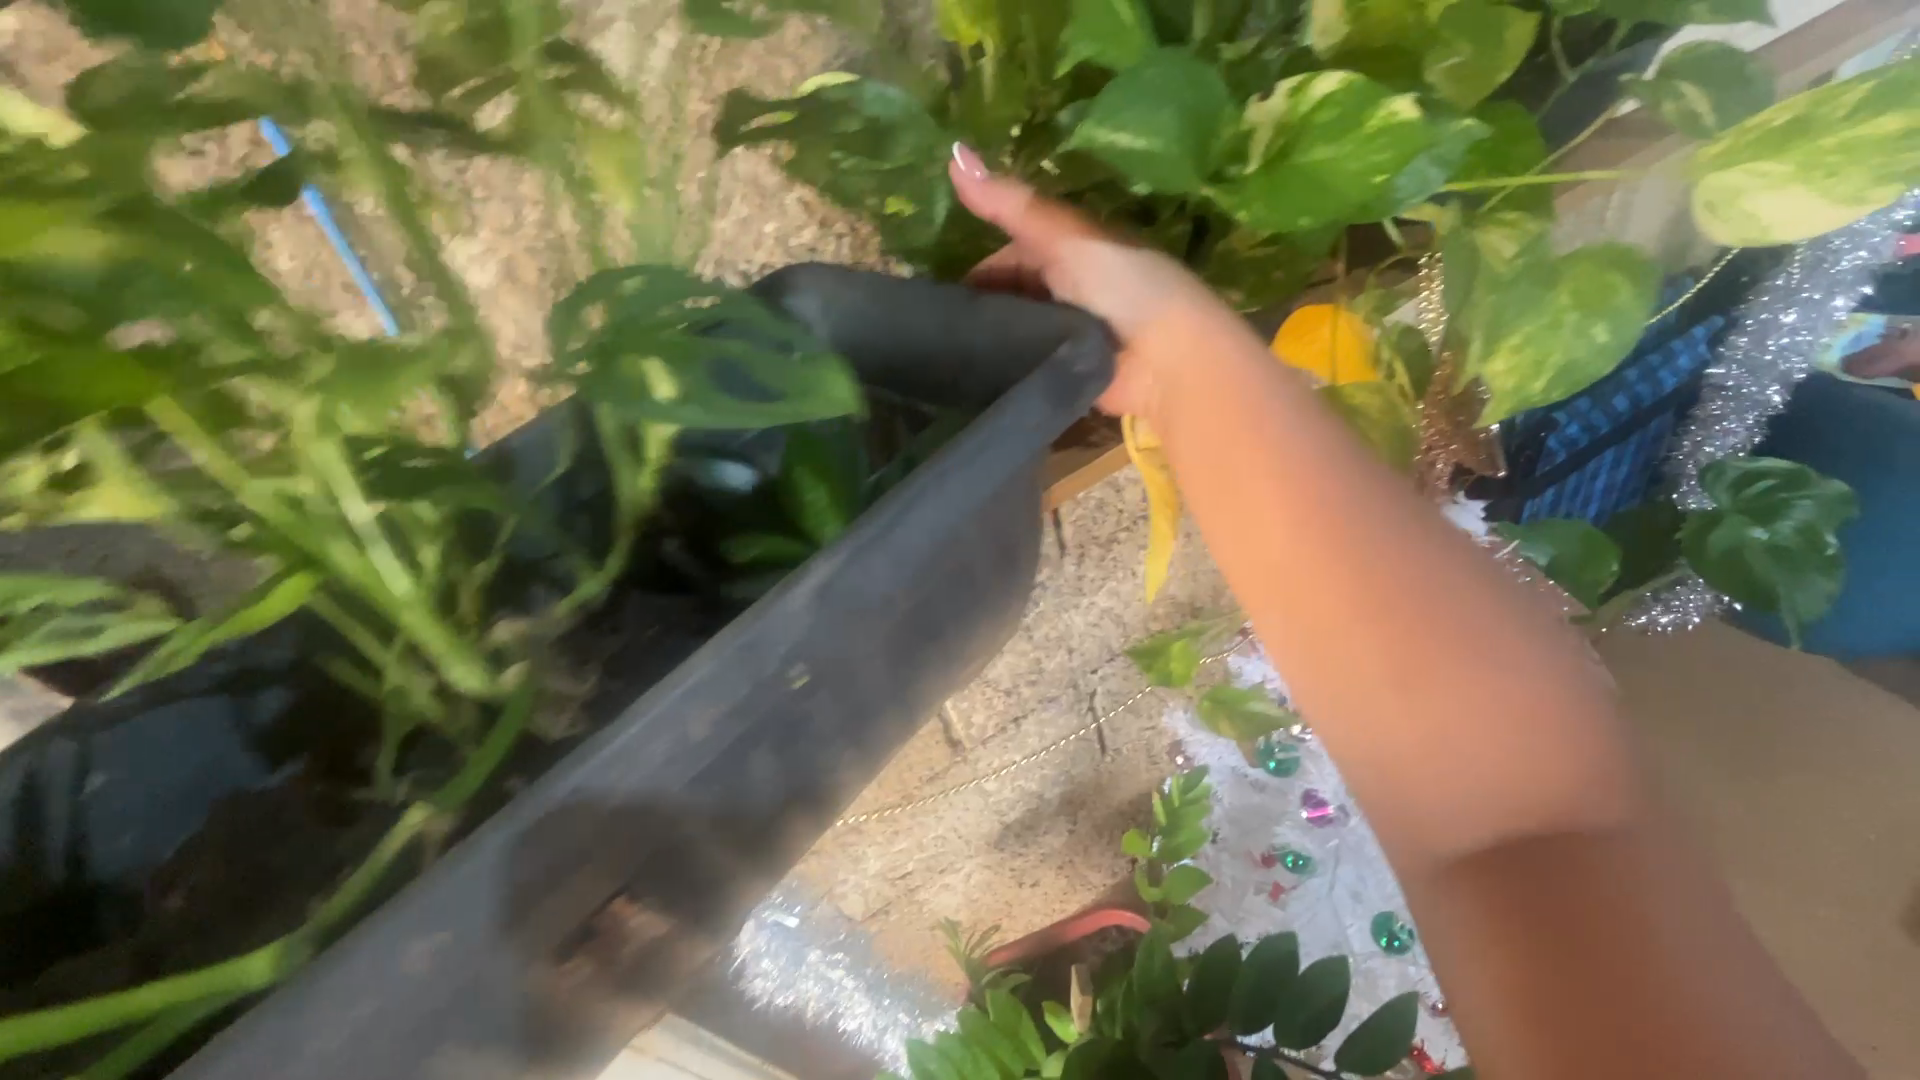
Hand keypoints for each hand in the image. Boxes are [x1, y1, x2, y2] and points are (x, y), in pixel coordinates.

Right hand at [948, 144, 1248, 419]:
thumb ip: (1010, 205)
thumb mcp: (1065, 236)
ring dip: (990, 343)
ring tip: (947, 360)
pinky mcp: (1068, 374)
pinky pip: (1027, 369)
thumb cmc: (1122, 284)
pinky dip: (1006, 371)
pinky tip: (973, 380)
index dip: (978, 272)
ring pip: (1015, 335)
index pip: (1010, 255)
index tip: (941, 296)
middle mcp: (1067, 291)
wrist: (1167, 358)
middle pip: (1010, 297)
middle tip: (936, 332)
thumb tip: (953, 151)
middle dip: (980, 310)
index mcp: (1071, 250)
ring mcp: (1067, 336)